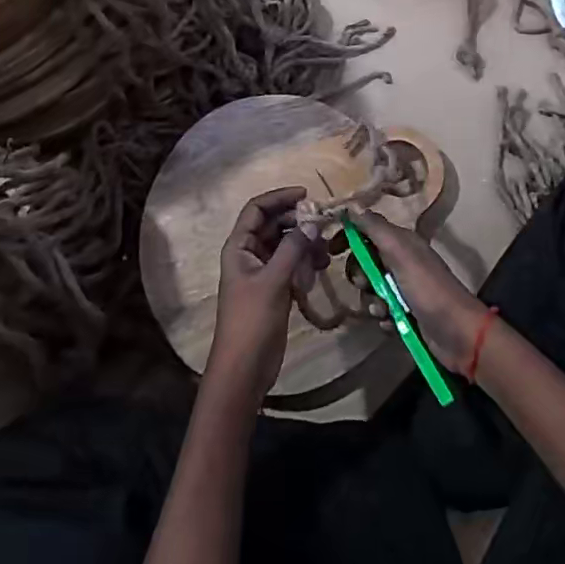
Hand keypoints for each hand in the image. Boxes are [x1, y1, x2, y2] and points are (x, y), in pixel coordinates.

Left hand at [207, 187, 323, 399]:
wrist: (244, 367)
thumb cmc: (252, 320)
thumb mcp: (273, 281)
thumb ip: (293, 249)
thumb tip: (312, 223)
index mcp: (239, 246)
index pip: (257, 209)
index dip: (279, 198)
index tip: (307, 195)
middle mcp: (250, 254)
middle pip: (275, 225)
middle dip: (298, 223)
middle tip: (324, 226)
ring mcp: (263, 271)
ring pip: (286, 245)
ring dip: (305, 245)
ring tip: (325, 254)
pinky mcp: (275, 288)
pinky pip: (292, 265)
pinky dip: (305, 264)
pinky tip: (319, 271)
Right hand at [342, 210, 488, 369]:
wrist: (457, 333)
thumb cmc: (427, 288)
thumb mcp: (401, 253)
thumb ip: (376, 228)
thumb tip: (352, 206)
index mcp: (403, 243)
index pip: (367, 231)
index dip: (349, 238)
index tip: (331, 251)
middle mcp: (403, 262)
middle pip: (365, 262)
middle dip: (359, 274)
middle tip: (364, 284)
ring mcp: (405, 289)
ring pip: (371, 290)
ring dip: (372, 301)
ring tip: (384, 310)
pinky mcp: (406, 313)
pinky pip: (382, 312)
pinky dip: (384, 318)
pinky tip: (392, 323)